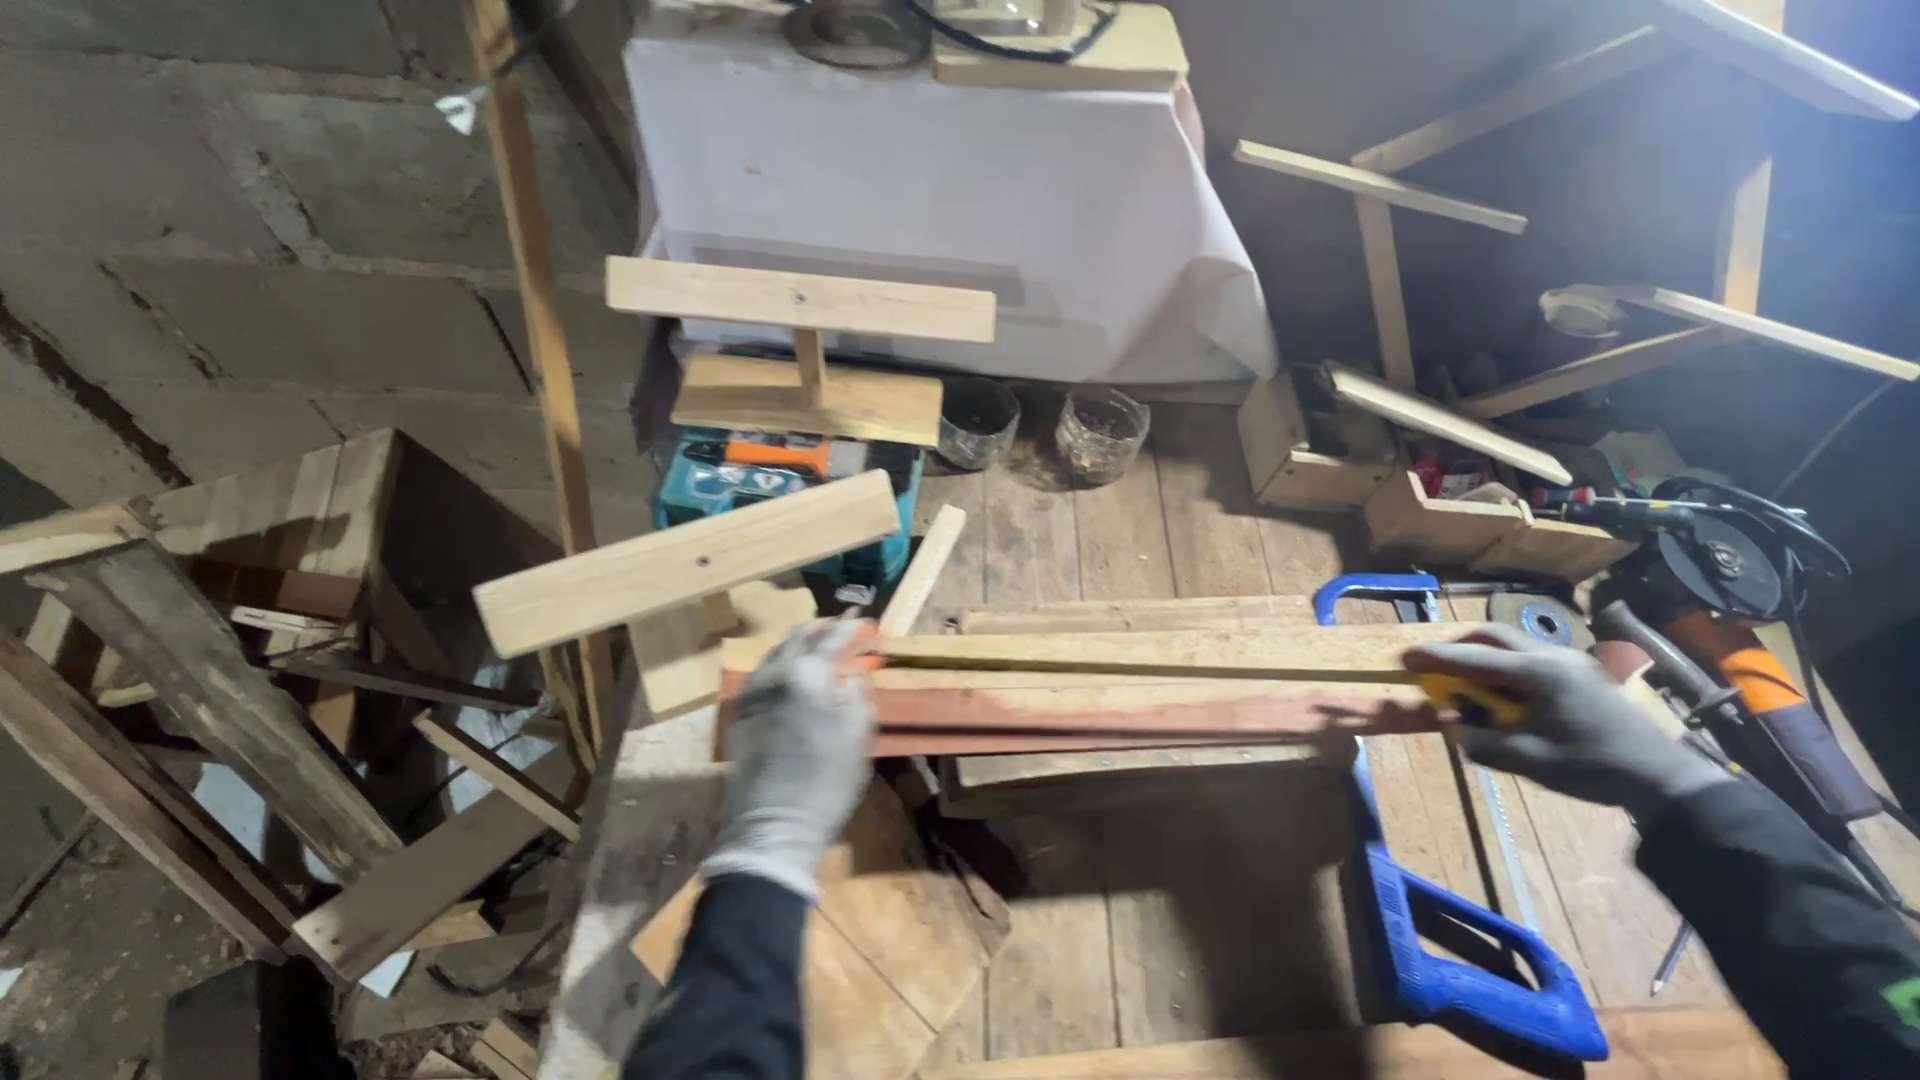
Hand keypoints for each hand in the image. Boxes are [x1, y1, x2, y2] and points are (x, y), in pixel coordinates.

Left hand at [703, 618, 878, 901]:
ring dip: (797, 643)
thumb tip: (852, 672)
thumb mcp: (858, 736)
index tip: (865, 620)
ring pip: (775, 653)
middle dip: (821, 629)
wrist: (772, 824)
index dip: (851, 627)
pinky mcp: (739, 714)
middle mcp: (774, 674)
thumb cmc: (826, 781)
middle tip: (840, 627)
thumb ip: (858, 694)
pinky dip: (779, 663)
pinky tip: (789, 671)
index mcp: (807, 675)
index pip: (832, 638)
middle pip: (797, 637)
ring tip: (815, 642)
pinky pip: (761, 674)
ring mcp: (751, 693)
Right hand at [1403, 624, 1731, 821]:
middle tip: (1434, 663)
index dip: (1434, 657)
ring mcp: (1572, 663)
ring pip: (1513, 644)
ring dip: (1483, 657)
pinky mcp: (1582, 675)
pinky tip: (1505, 695)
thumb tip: (1448, 722)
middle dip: (1458, 645)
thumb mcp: (1530, 761)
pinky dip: (1506, 668)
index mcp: (1539, 673)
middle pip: (1493, 635)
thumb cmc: (1594, 768)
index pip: (1473, 659)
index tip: (1404, 656)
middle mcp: (1553, 658)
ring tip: (1468, 684)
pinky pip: (1532, 658)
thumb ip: (1481, 741)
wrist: (1665, 780)